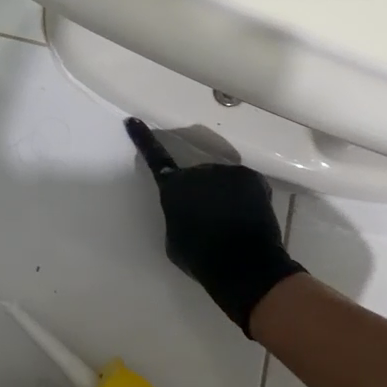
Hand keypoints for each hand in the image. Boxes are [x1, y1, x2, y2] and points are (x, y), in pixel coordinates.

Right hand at [125, 117, 304, 333]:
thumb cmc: (200, 258)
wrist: (243, 266)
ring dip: (224, 193)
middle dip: (201, 191)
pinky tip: (248, 217)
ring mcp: (226, 172)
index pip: (155, 159)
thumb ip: (177, 214)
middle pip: (197, 176)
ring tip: (232, 221)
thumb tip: (188, 208)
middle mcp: (198, 172)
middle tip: (210, 218)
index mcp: (173, 189)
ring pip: (222, 180)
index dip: (144, 140)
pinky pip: (244, 184)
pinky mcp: (251, 177)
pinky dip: (246, 196)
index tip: (134, 121)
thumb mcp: (174, 238)